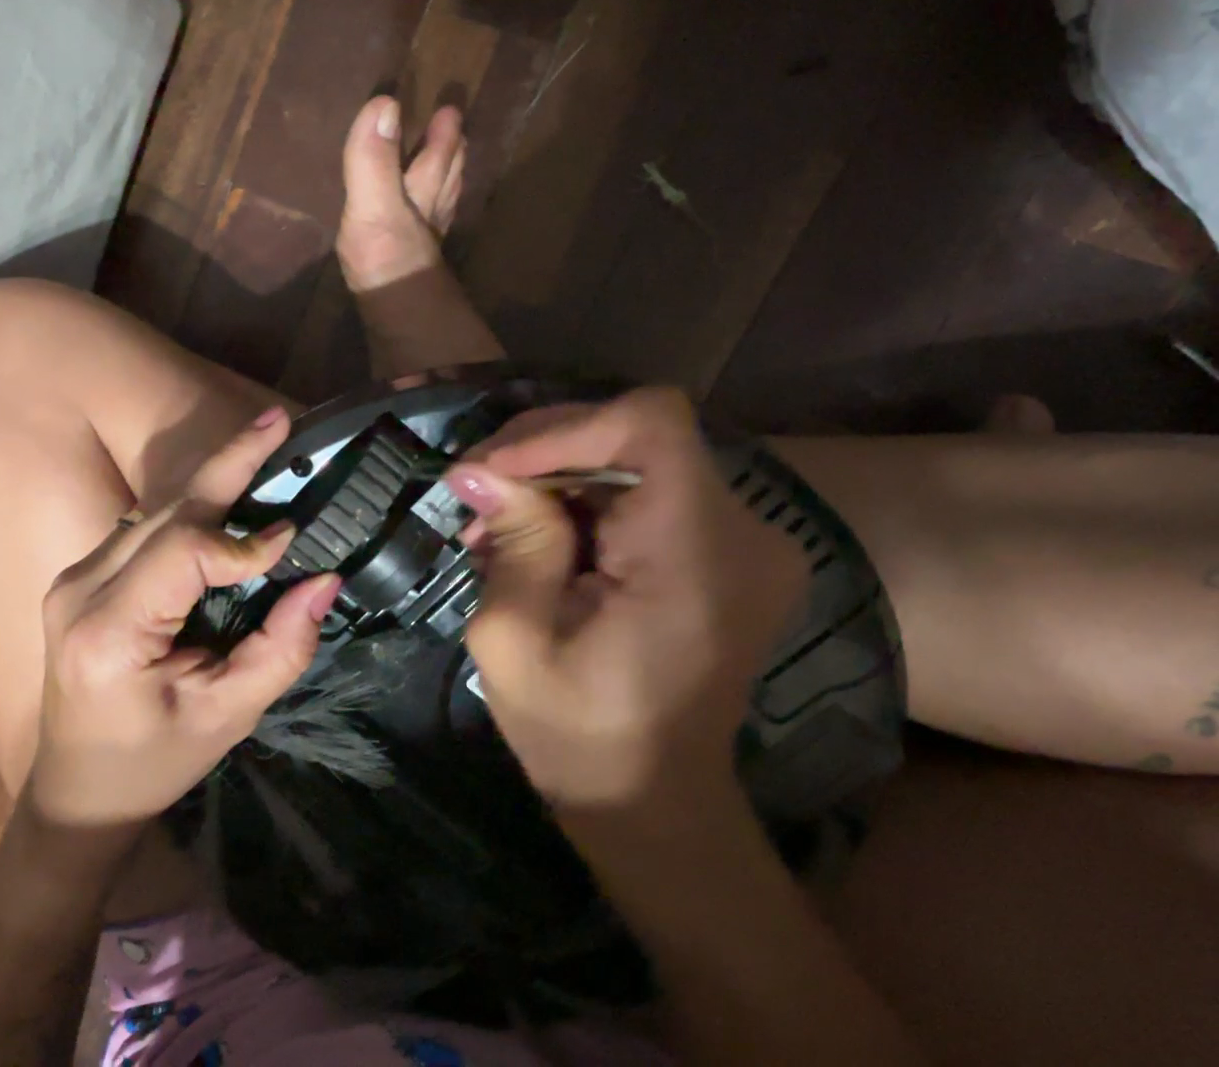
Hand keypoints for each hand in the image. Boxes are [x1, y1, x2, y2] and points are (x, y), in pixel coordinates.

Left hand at [27, 406, 341, 829]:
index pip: (182, 552)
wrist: (77, 789)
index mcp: (108, 633)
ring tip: (264, 447)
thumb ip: (279, 650)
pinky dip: (190, 512)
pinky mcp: (80, 579)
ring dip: (211, 485)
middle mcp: (79, 590)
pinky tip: (228, 496)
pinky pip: (142, 529)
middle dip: (228, 467)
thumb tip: (324, 581)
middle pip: (164, 514)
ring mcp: (73, 580)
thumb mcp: (227, 718)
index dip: (243, 539)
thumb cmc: (154, 762)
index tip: (296, 539)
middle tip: (279, 423)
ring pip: (153, 514)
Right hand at [445, 388, 808, 817]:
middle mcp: (746, 536)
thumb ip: (512, 543)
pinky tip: (537, 542)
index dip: (564, 428)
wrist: (649, 799)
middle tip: (474, 494)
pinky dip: (588, 506)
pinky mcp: (731, 556)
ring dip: (559, 481)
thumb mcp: (514, 640)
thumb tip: (477, 469)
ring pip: (640, 463)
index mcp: (696, 558)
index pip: (651, 423)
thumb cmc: (574, 735)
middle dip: (546, 454)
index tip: (494, 470)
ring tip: (493, 528)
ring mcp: (749, 545)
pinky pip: (652, 497)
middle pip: (641, 438)